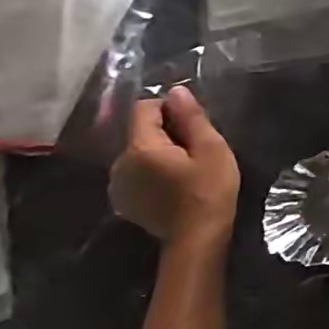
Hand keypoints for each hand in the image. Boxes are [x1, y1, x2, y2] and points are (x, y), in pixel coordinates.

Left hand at [110, 86, 239, 248]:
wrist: (197, 237)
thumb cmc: (209, 189)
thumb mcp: (211, 149)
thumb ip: (192, 118)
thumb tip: (176, 91)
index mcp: (141, 147)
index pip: (144, 109)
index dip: (169, 108)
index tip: (194, 123)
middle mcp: (120, 162)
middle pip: (140, 131)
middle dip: (166, 132)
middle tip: (197, 148)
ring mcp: (117, 184)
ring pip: (138, 152)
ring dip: (159, 152)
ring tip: (187, 167)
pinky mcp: (123, 200)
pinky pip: (135, 172)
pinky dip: (152, 171)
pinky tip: (173, 184)